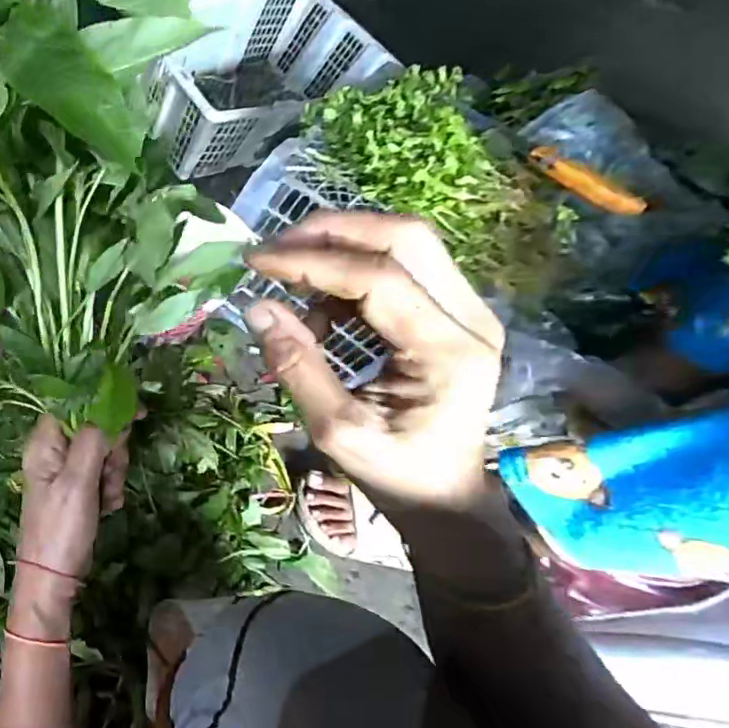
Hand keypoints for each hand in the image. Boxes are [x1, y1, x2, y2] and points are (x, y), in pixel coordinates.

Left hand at [10, 416, 128, 638]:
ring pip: (104, 451)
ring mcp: (64, 470)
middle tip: (111, 474)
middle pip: (95, 427)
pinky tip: (108, 505)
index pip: (77, 404)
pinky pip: (103, 472)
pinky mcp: (76, 487)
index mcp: (44, 442)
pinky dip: (110, 486)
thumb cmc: (61, 530)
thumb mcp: (78, 481)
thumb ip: (93, 439)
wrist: (54, 580)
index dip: (107, 405)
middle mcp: (52, 451)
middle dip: (113, 449)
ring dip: (114, 471)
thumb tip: (111, 406)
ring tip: (107, 498)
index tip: (137, 414)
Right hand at [244, 212, 503, 513]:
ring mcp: (469, 310)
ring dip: (342, 247)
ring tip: (294, 284)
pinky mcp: (455, 311)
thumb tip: (258, 308)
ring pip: (406, 242)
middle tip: (276, 249)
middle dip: (332, 231)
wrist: (446, 495)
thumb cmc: (396, 475)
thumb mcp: (338, 433)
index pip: (379, 278)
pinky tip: (323, 308)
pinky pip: (403, 265)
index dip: (312, 261)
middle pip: (405, 237)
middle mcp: (471, 318)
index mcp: (449, 353)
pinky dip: (353, 272)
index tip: (257, 261)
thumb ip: (299, 367)